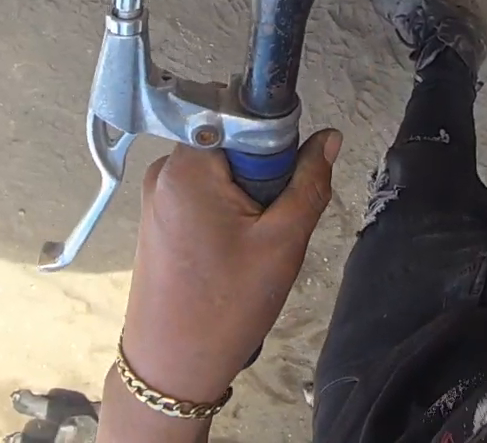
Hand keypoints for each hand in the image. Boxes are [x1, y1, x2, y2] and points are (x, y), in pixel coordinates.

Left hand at [119, 130, 341, 404]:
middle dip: (260, 169)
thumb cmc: (226, 305)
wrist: (171, 370)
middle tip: (271, 217)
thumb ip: (309, 182)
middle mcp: (164, 169)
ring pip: (219, 166)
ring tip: (252, 239)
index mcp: (186, 166)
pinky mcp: (158, 215)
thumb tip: (330, 137)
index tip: (284, 174)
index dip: (271, 138)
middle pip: (230, 140)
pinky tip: (232, 247)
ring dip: (245, 191)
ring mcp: (157, 193)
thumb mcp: (283, 243)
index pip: (239, 115)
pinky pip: (203, 189)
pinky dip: (226, 207)